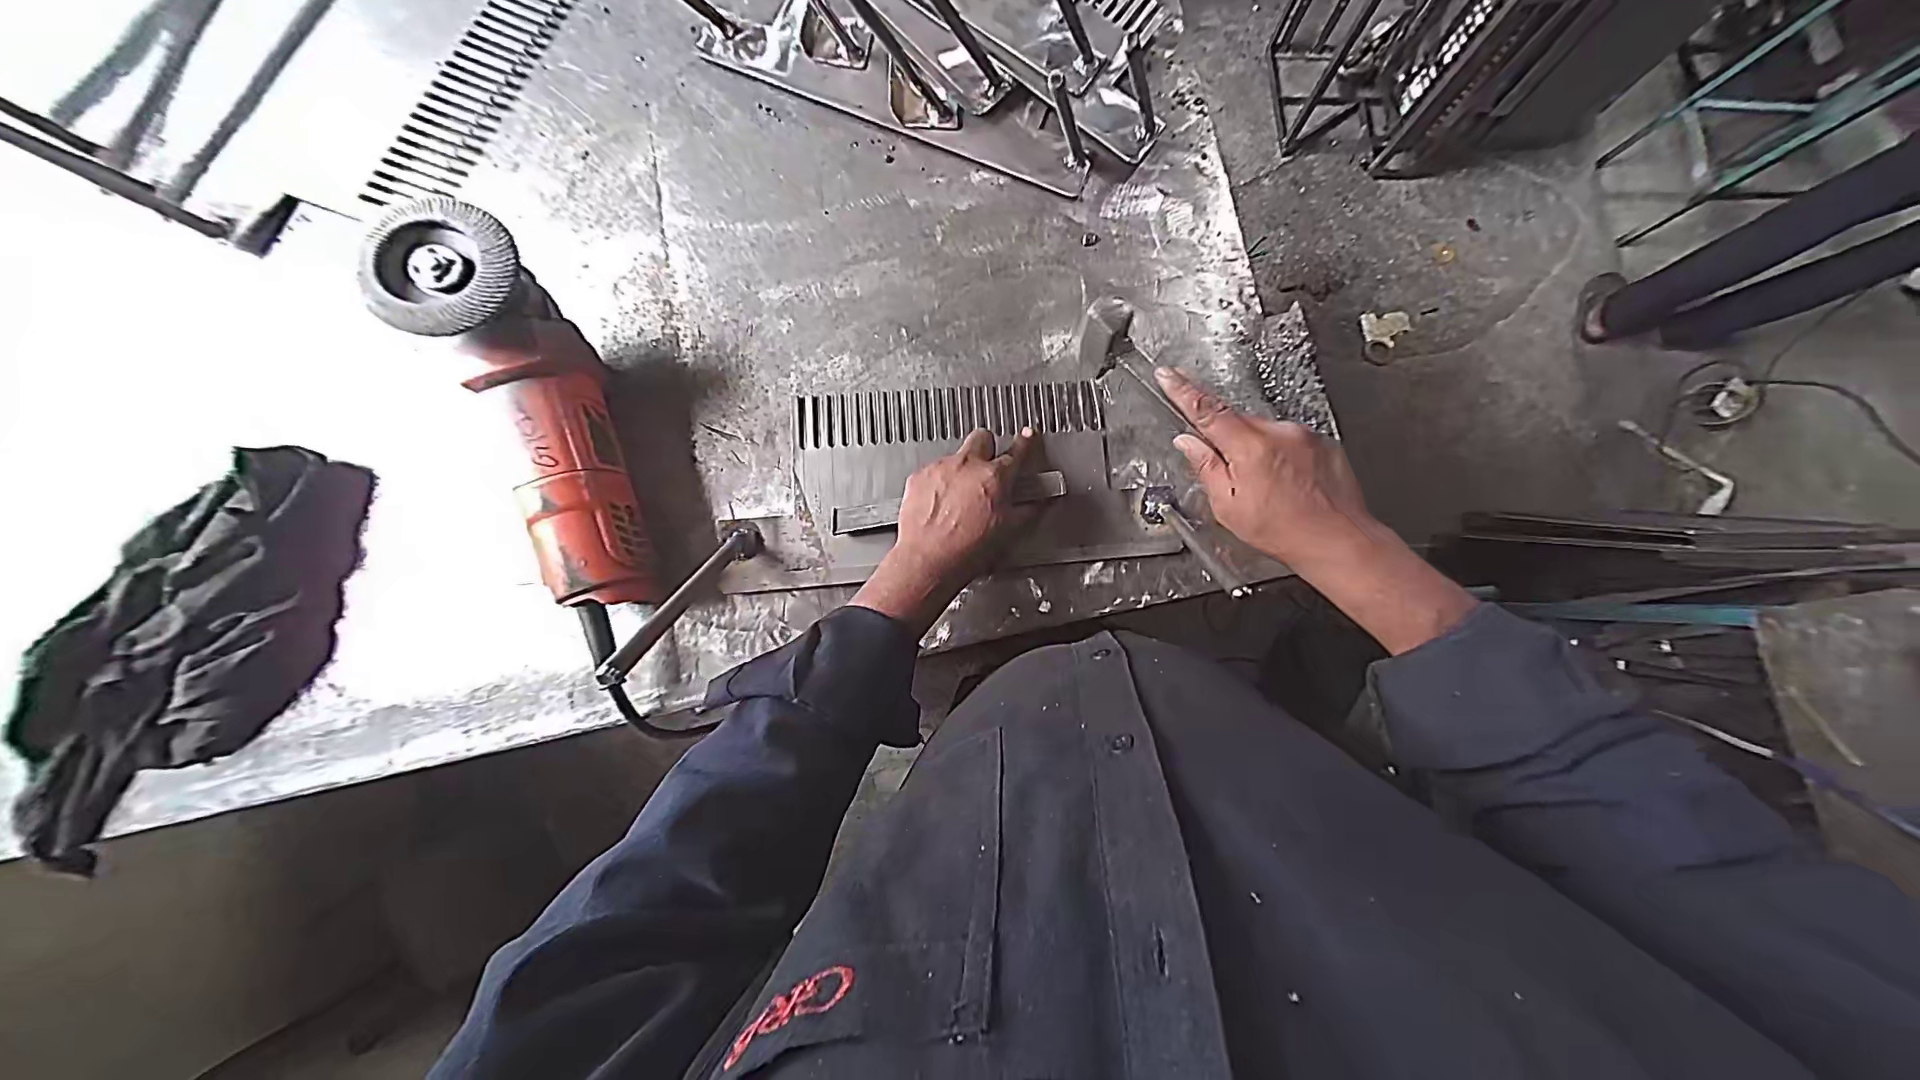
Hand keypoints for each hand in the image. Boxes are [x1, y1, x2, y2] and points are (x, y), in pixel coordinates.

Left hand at [851, 428, 1037, 634]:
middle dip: (987, 449)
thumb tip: (1038, 502)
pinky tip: (939, 504)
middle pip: (982, 438)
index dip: (1026, 443)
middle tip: (987, 469)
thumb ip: (1029, 509)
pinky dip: (937, 483)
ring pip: (955, 456)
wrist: (928, 561)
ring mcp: (941, 469)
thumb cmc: (966, 551)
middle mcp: (967, 466)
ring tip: (959, 499)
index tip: (1027, 437)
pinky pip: (932, 471)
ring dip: (960, 471)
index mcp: (995, 477)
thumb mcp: (1010, 531)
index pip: (1017, 452)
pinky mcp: (919, 477)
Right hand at [1155, 367, 1476, 654]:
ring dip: (1255, 453)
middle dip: (1226, 442)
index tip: (1168, 375)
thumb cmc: (1284, 530)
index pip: (1207, 410)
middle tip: (1232, 477)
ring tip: (1266, 489)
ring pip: (1263, 433)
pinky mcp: (1322, 442)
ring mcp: (1304, 435)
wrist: (1336, 539)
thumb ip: (1205, 468)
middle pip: (1236, 423)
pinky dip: (1280, 457)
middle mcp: (1279, 433)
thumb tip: (1188, 443)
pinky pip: (1288, 441)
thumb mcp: (1228, 506)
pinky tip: (1285, 485)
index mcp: (1250, 448)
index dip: (1182, 390)